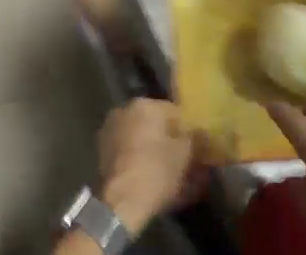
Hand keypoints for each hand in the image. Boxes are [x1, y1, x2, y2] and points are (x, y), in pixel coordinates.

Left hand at [95, 98, 201, 231]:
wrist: (121, 200)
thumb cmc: (156, 171)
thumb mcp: (184, 155)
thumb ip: (196, 139)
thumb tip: (202, 132)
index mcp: (145, 105)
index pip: (175, 112)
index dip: (189, 131)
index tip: (198, 149)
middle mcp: (125, 110)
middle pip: (156, 125)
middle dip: (171, 142)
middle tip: (185, 162)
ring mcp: (110, 129)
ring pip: (141, 138)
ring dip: (155, 151)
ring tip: (170, 174)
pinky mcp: (102, 150)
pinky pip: (129, 151)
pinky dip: (140, 160)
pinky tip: (151, 178)